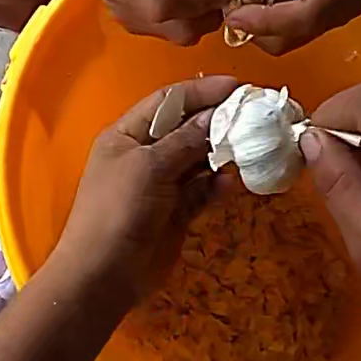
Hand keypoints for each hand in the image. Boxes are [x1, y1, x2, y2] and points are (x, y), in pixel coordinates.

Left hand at [52, 75, 240, 303]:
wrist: (104, 274)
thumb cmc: (118, 211)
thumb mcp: (149, 167)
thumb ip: (185, 141)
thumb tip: (217, 116)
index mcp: (127, 135)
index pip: (168, 102)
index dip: (202, 92)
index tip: (238, 86)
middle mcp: (145, 155)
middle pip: (187, 130)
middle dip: (218, 122)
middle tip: (255, 116)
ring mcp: (161, 186)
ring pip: (199, 162)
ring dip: (222, 156)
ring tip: (249, 149)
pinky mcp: (176, 213)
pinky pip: (201, 192)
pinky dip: (217, 187)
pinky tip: (232, 184)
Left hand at [224, 0, 360, 54]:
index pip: (299, 18)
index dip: (263, 22)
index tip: (234, 15)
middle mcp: (344, 9)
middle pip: (291, 38)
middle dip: (259, 25)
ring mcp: (340, 14)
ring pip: (293, 34)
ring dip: (268, 17)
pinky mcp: (334, 12)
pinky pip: (300, 23)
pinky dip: (280, 9)